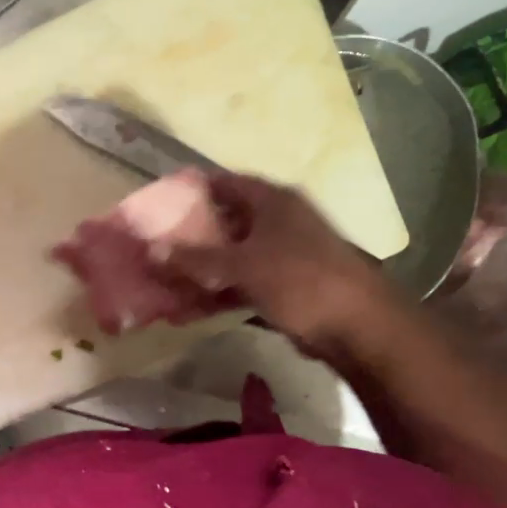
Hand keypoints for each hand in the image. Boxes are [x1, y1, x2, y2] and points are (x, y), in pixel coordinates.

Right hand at [168, 174, 393, 352]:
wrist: (354, 325)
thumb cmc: (300, 281)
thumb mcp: (242, 265)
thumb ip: (195, 258)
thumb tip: (151, 250)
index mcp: (272, 201)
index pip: (224, 182)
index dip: (191, 190)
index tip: (157, 204)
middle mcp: (277, 221)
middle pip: (224, 220)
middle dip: (189, 234)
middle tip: (152, 246)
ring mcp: (280, 254)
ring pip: (229, 255)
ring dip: (199, 268)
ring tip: (161, 280)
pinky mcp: (281, 286)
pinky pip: (238, 283)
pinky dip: (215, 293)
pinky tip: (186, 308)